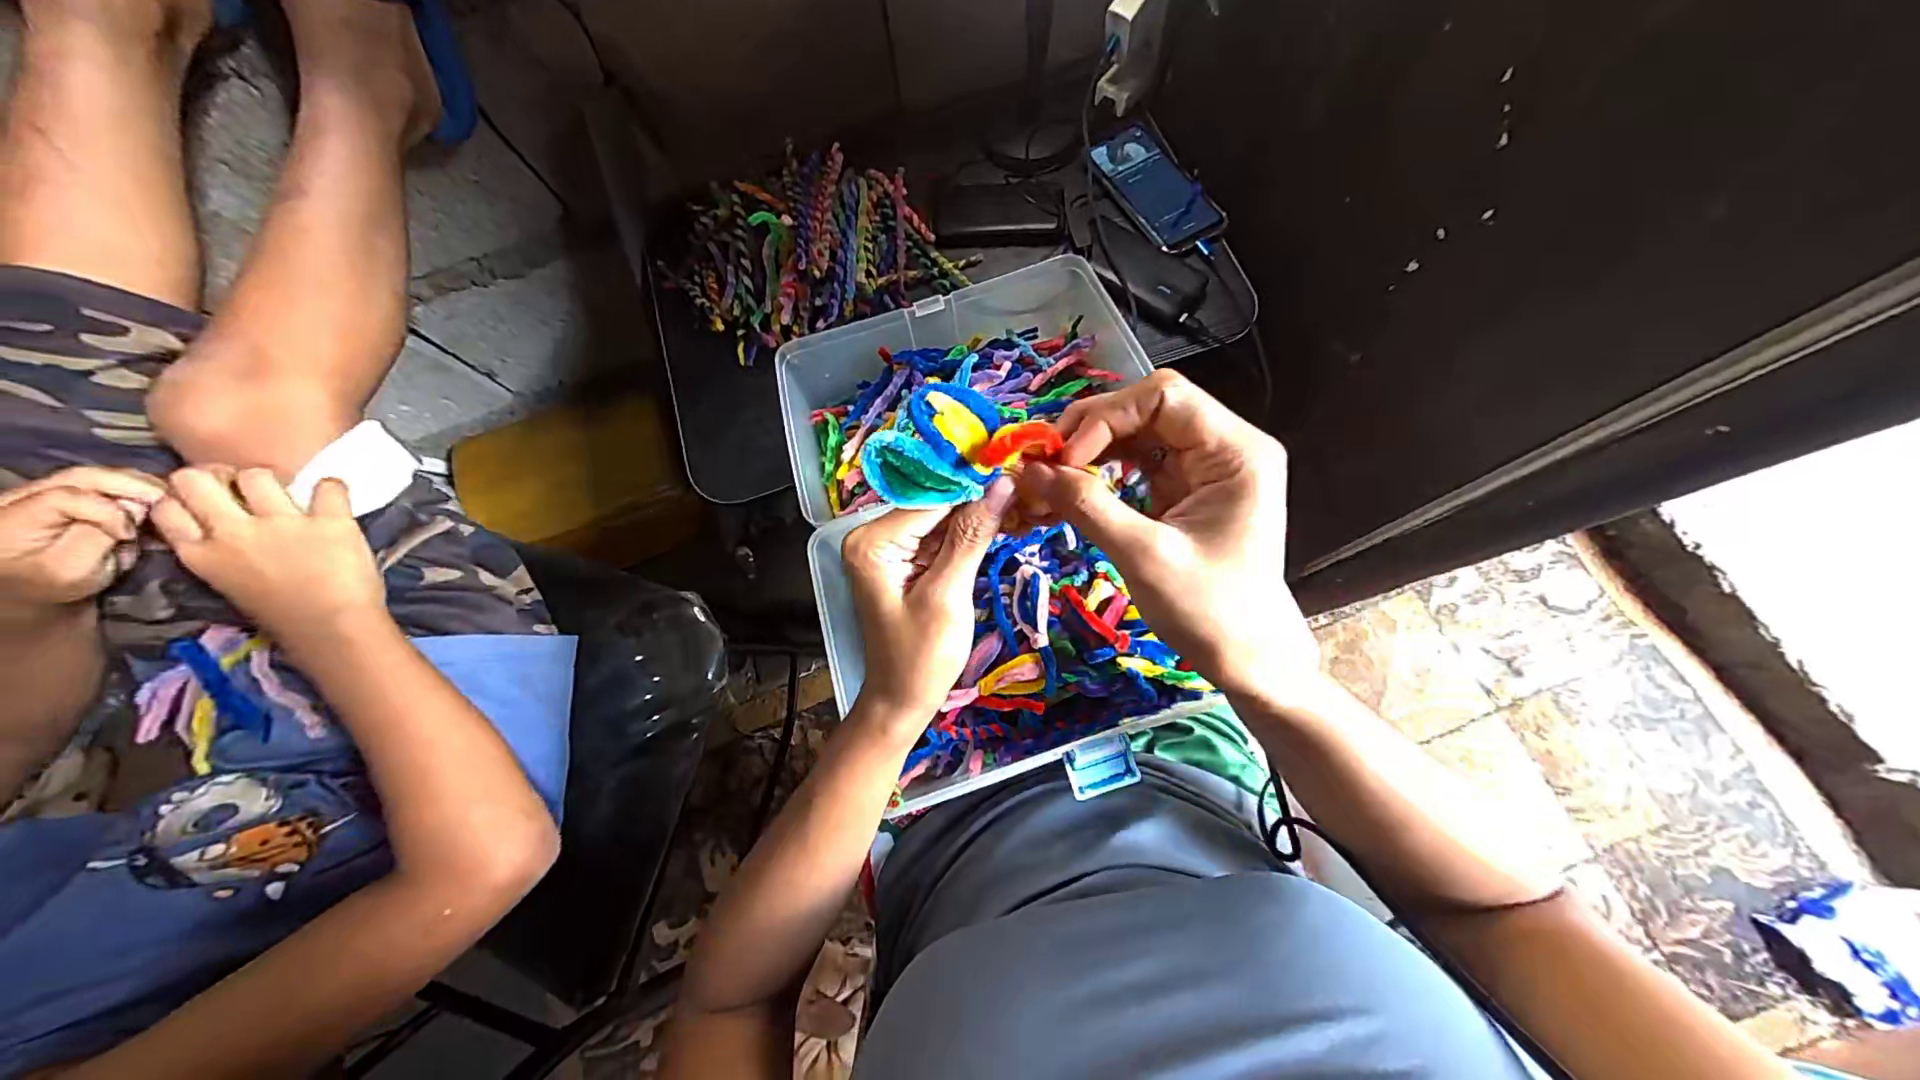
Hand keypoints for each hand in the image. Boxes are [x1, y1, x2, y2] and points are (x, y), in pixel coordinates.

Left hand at [0, 466, 165, 612]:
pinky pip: (99, 480)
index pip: (65, 498)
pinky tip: (150, 501)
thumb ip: (99, 537)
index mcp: (13, 520)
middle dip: (133, 486)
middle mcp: (19, 496)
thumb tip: (136, 507)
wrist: (26, 585)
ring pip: (95, 474)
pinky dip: (132, 487)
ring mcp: (36, 491)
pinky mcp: (56, 491)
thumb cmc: (51, 584)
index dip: (109, 512)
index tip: (130, 535)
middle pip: (83, 476)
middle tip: (168, 501)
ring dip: (137, 484)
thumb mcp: (75, 570)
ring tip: (164, 501)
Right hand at [150, 467, 386, 649]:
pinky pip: (328, 486)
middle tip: (243, 486)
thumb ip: (220, 553)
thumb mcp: (228, 583)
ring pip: (258, 476)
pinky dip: (333, 489)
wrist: (332, 627)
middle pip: (197, 479)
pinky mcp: (330, 522)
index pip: (165, 507)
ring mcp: (283, 524)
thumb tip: (226, 528)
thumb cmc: (283, 615)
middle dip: (216, 475)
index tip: (207, 498)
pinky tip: (334, 500)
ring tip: (290, 494)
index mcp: (201, 554)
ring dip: (275, 480)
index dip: (184, 496)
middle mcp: (233, 533)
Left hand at [842, 477, 1013, 725]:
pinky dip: (966, 537)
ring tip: (1020, 506)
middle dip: (977, 501)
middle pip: (935, 505)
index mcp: (872, 542)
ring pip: (940, 519)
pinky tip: (999, 527)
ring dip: (976, 517)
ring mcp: (887, 549)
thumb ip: (972, 536)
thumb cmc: (921, 657)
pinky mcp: (902, 563)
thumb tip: (1002, 484)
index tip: (1019, 473)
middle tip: (1025, 492)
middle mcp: (872, 537)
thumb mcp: (949, 594)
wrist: (901, 702)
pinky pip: (938, 538)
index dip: (975, 486)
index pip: (932, 498)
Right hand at [1015, 370, 1319, 704]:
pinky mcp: (1185, 488)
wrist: (1246, 657)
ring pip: (1136, 433)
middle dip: (1092, 430)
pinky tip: (1073, 488)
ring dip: (1090, 450)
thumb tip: (1027, 471)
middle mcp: (1224, 447)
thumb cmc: (1209, 611)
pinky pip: (1136, 462)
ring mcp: (1204, 467)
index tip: (1066, 458)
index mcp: (1236, 452)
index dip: (1106, 417)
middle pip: (1147, 408)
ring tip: (1052, 477)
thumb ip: (1086, 505)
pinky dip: (1100, 471)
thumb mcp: (1143, 556)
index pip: (1164, 396)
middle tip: (1046, 463)